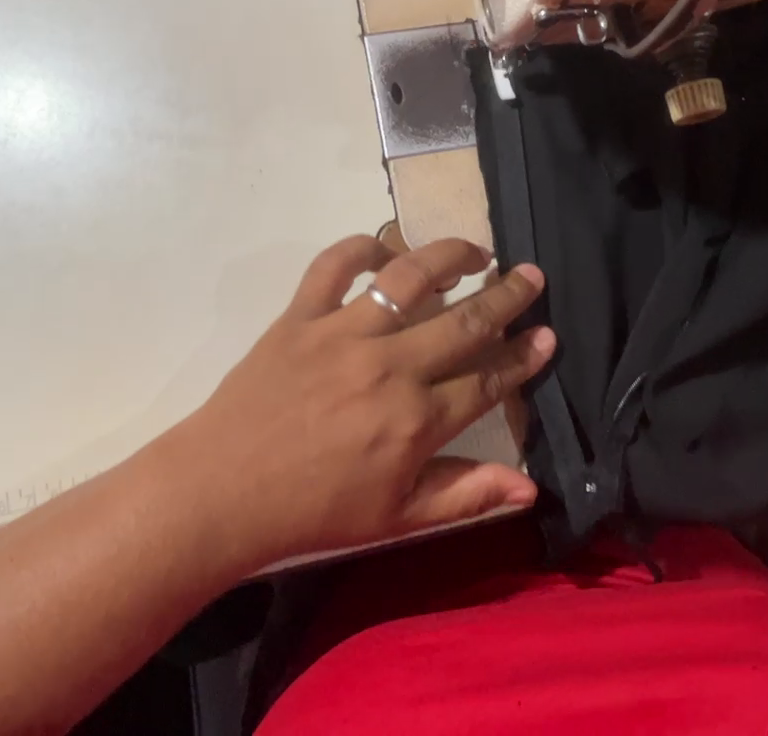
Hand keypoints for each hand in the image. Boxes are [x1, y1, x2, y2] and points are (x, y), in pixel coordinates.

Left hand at [180, 236, 553, 564]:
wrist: (220, 494)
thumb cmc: (314, 511)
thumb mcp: (396, 519)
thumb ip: (465, 495)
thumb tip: (530, 487)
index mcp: (416, 420)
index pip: (488, 379)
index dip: (524, 356)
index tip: (548, 334)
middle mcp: (389, 367)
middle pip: (464, 320)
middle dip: (507, 294)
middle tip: (531, 275)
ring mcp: (342, 334)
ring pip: (409, 278)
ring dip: (449, 256)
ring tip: (474, 251)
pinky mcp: (300, 317)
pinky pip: (333, 266)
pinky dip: (361, 248)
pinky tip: (384, 251)